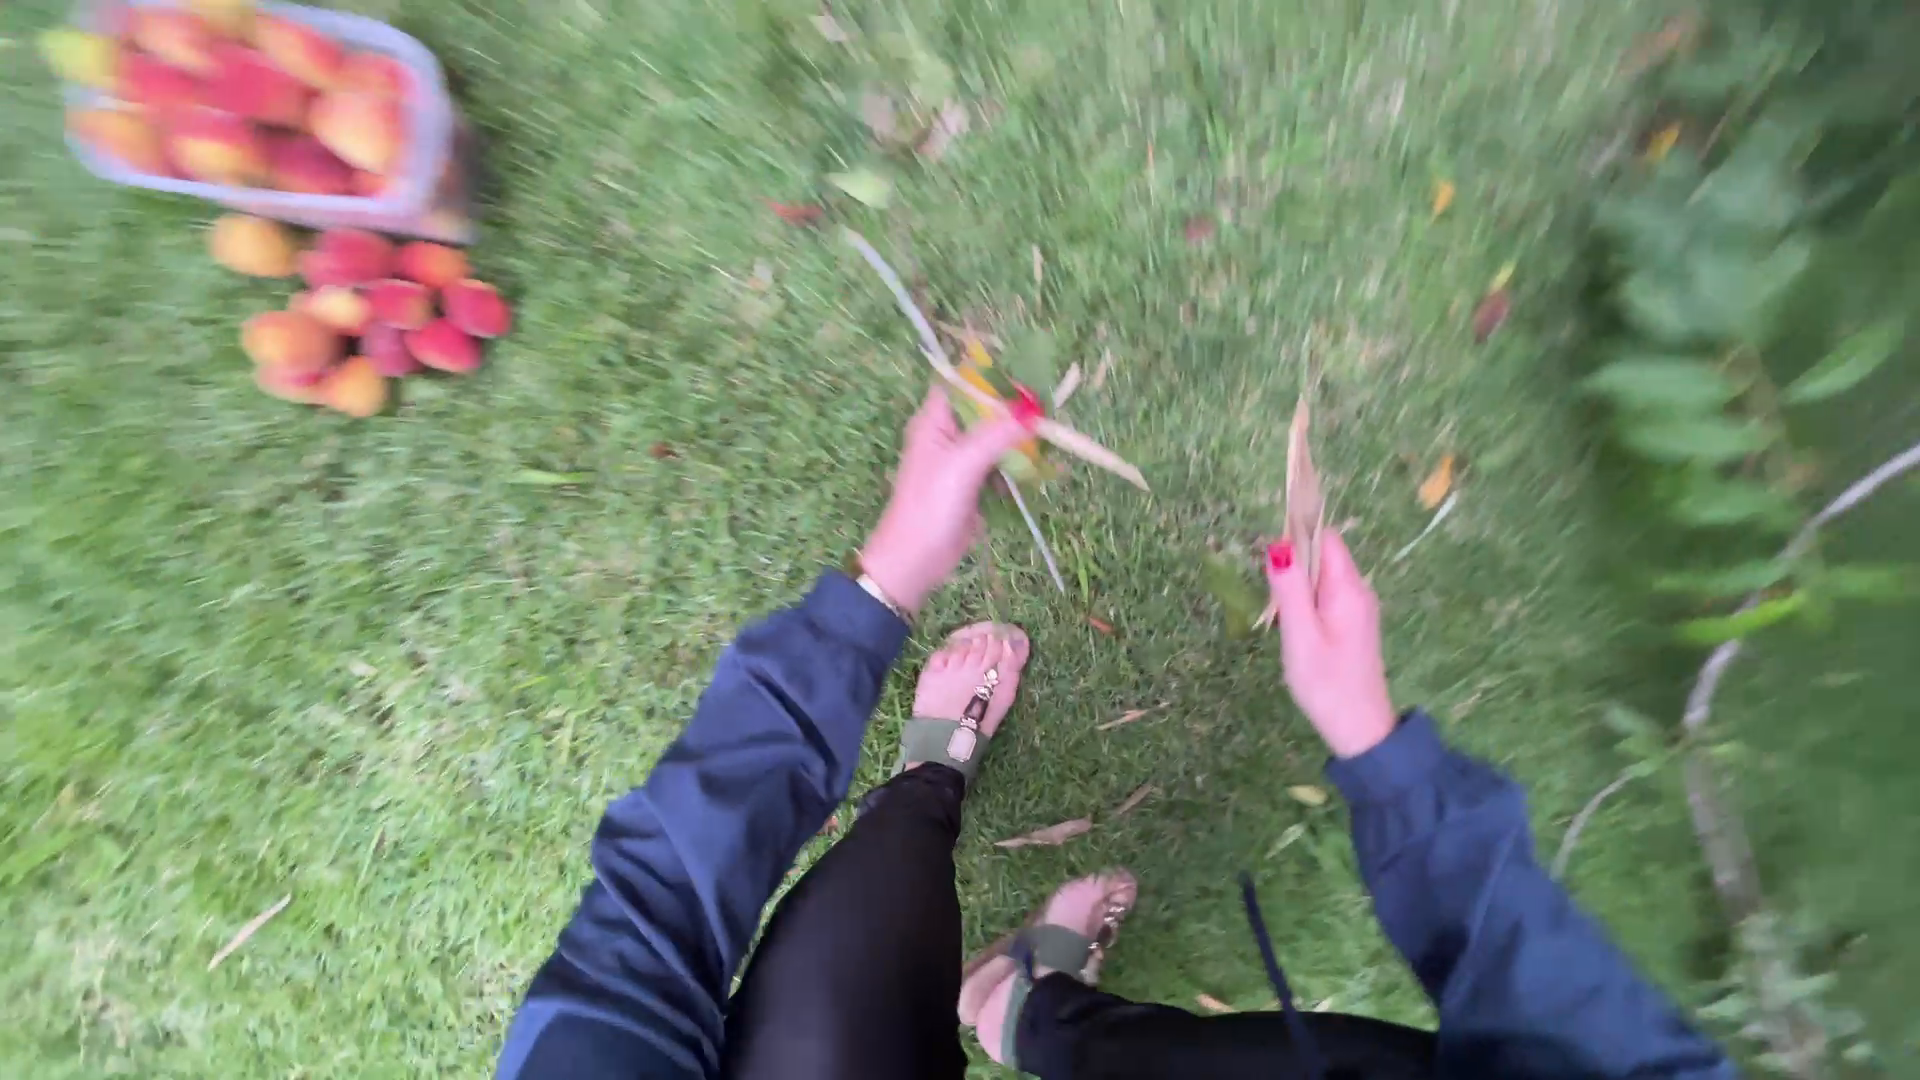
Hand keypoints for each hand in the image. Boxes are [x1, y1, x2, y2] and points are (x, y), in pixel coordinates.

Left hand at [858, 387, 1038, 615]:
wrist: (915, 560)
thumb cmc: (931, 506)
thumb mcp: (963, 464)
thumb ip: (998, 435)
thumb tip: (1033, 411)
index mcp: (935, 421)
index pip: (963, 384)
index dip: (992, 381)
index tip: (1026, 387)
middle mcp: (947, 435)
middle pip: (986, 412)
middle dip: (1015, 415)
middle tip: (1046, 419)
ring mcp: (961, 462)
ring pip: (997, 440)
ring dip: (1020, 444)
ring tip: (1049, 446)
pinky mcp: (973, 485)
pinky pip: (1000, 467)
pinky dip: (1017, 469)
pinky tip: (1038, 473)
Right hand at [1266, 530, 1397, 757]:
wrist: (1360, 730)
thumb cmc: (1326, 683)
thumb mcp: (1300, 635)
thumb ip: (1288, 589)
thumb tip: (1277, 544)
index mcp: (1348, 588)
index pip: (1325, 538)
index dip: (1296, 534)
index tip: (1267, 554)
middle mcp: (1358, 591)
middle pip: (1324, 553)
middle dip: (1293, 559)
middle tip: (1267, 588)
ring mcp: (1357, 608)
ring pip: (1322, 575)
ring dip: (1296, 581)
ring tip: (1276, 608)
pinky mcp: (1351, 624)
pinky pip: (1325, 594)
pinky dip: (1305, 597)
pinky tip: (1291, 621)